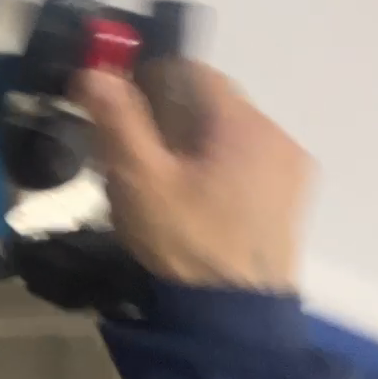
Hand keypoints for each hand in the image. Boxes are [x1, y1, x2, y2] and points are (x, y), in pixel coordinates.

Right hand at [74, 62, 310, 292]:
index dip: (142, 76)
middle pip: (205, 101)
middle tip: (112, 141)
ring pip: (217, 131)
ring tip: (137, 170)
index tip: (104, 98)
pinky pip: (233, 157)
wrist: (225, 307)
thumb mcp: (136, 175)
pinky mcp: (280, 195)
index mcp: (244, 127)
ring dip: (175, 137)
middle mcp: (275, 138)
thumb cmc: (179, 234)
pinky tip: (172, 190)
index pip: (192, 72)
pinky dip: (198, 159)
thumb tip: (93, 72)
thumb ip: (116, 119)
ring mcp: (284, 169)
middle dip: (155, 111)